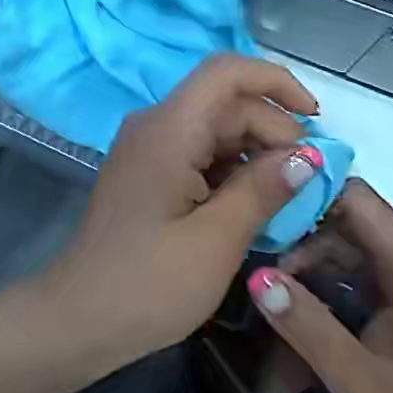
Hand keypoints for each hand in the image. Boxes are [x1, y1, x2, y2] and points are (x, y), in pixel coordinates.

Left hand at [38, 54, 323, 373]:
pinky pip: (200, 151)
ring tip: (291, 193)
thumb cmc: (147, 284)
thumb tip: (308, 157)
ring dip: (257, 151)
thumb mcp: (216, 240)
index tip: (315, 119)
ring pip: (216, 127)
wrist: (77, 321)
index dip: (276, 82)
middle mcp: (156, 123)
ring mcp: (150, 146)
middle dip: (274, 130)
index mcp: (169, 128)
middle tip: (311, 178)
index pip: (227, 72)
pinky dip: (234, 168)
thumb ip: (263, 189)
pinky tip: (256, 201)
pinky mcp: (149, 170)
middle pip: (226, 103)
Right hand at [247, 181, 392, 392]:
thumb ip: (308, 327)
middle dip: (305, 236)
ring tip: (276, 289)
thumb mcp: (363, 386)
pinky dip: (337, 283)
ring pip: (359, 249)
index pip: (357, 198)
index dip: (310, 194)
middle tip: (260, 260)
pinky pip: (371, 276)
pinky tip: (308, 307)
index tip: (264, 208)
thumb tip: (256, 277)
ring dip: (317, 263)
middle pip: (354, 222)